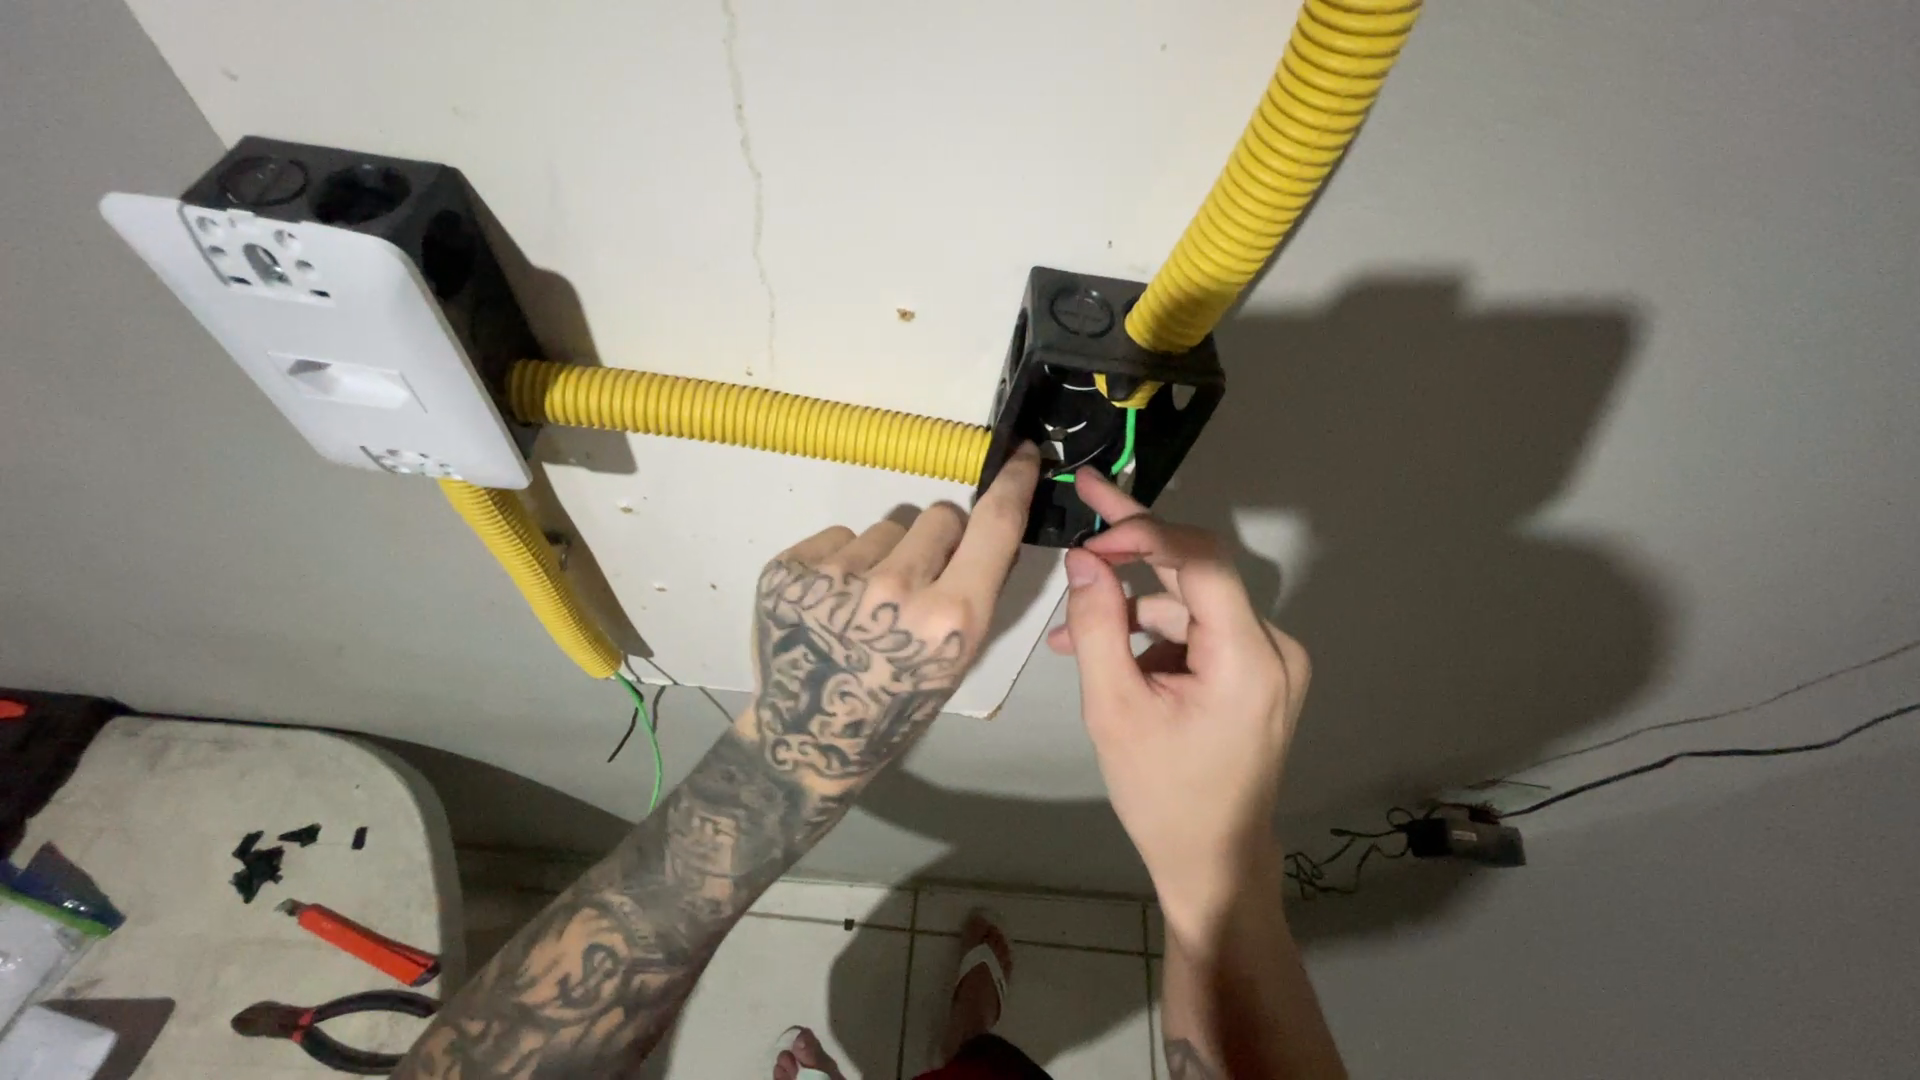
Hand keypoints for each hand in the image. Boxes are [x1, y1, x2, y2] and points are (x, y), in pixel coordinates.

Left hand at [746, 444, 1040, 796]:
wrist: (809, 736)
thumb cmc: (897, 706)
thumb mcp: (958, 660)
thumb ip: (976, 593)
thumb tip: (987, 531)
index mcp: (949, 618)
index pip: (994, 524)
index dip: (1014, 481)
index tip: (1022, 455)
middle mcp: (895, 589)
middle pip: (940, 515)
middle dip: (941, 539)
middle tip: (923, 579)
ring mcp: (836, 577)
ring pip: (887, 526)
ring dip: (889, 553)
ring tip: (868, 602)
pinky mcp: (789, 570)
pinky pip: (840, 536)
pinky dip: (844, 560)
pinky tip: (833, 602)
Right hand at [1047, 469, 1309, 944]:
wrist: (1212, 861)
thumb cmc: (1162, 795)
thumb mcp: (1114, 709)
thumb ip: (1097, 627)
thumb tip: (1083, 560)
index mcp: (1249, 659)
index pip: (1201, 561)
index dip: (1143, 533)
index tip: (1090, 533)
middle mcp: (1271, 646)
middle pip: (1196, 571)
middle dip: (1133, 546)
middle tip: (1086, 496)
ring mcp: (1266, 660)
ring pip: (1188, 604)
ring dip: (1129, 610)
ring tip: (1068, 637)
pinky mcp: (1252, 672)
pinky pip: (1194, 633)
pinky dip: (1149, 637)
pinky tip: (1104, 658)